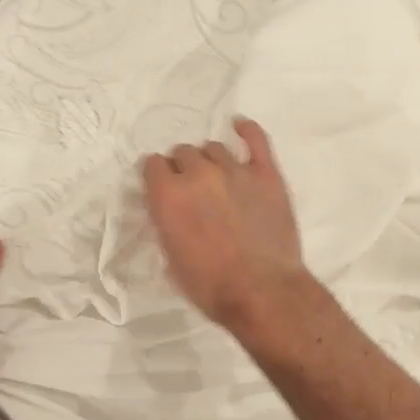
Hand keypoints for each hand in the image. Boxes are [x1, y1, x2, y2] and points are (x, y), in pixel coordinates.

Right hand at [142, 118, 309, 332]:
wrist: (263, 291)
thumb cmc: (211, 286)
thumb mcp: (171, 259)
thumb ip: (167, 223)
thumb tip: (171, 210)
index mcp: (168, 195)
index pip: (152, 165)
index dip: (157, 177)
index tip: (163, 188)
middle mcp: (198, 174)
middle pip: (183, 153)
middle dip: (184, 168)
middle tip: (194, 191)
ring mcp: (235, 170)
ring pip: (214, 147)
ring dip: (211, 160)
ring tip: (218, 179)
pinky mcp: (267, 174)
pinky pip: (256, 138)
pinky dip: (246, 130)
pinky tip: (240, 128)